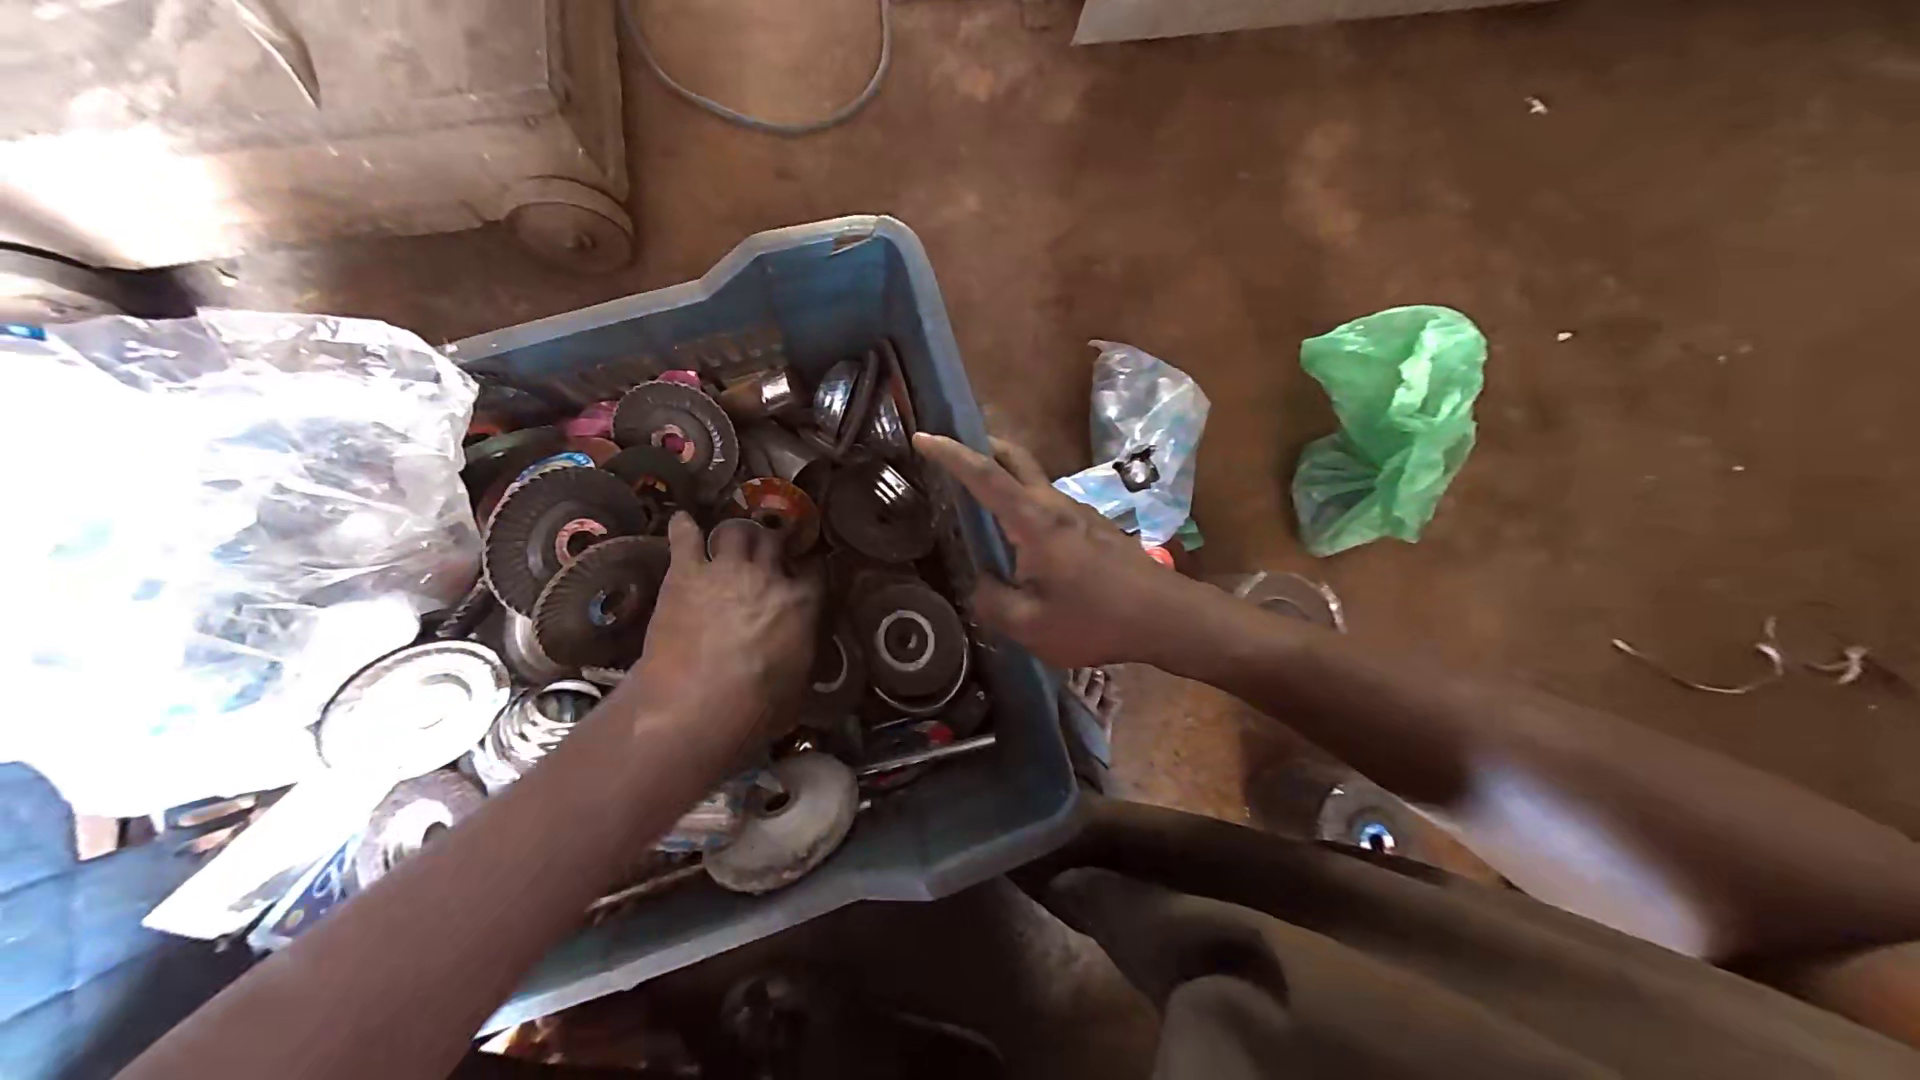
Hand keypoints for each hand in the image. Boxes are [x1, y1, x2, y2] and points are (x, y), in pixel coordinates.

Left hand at [625, 513, 822, 740]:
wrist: (697, 709)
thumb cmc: (756, 709)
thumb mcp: (798, 687)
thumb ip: (803, 656)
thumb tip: (802, 655)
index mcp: (801, 603)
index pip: (814, 570)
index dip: (809, 567)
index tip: (804, 570)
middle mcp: (767, 576)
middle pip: (774, 540)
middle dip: (772, 542)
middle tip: (766, 550)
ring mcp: (725, 570)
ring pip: (736, 531)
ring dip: (736, 533)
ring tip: (733, 539)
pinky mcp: (685, 574)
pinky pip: (686, 538)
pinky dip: (684, 528)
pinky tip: (683, 522)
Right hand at [914, 432, 1213, 669]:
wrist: (1166, 617)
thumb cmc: (1096, 619)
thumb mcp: (1030, 625)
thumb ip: (991, 602)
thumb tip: (978, 583)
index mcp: (1035, 521)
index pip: (985, 475)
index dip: (951, 453)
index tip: (923, 436)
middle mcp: (1055, 505)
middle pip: (1015, 458)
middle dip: (981, 446)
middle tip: (951, 454)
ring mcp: (1078, 513)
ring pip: (1032, 480)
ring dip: (1003, 477)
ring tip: (975, 503)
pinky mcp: (1092, 528)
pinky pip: (1047, 504)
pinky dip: (1022, 502)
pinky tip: (1017, 539)